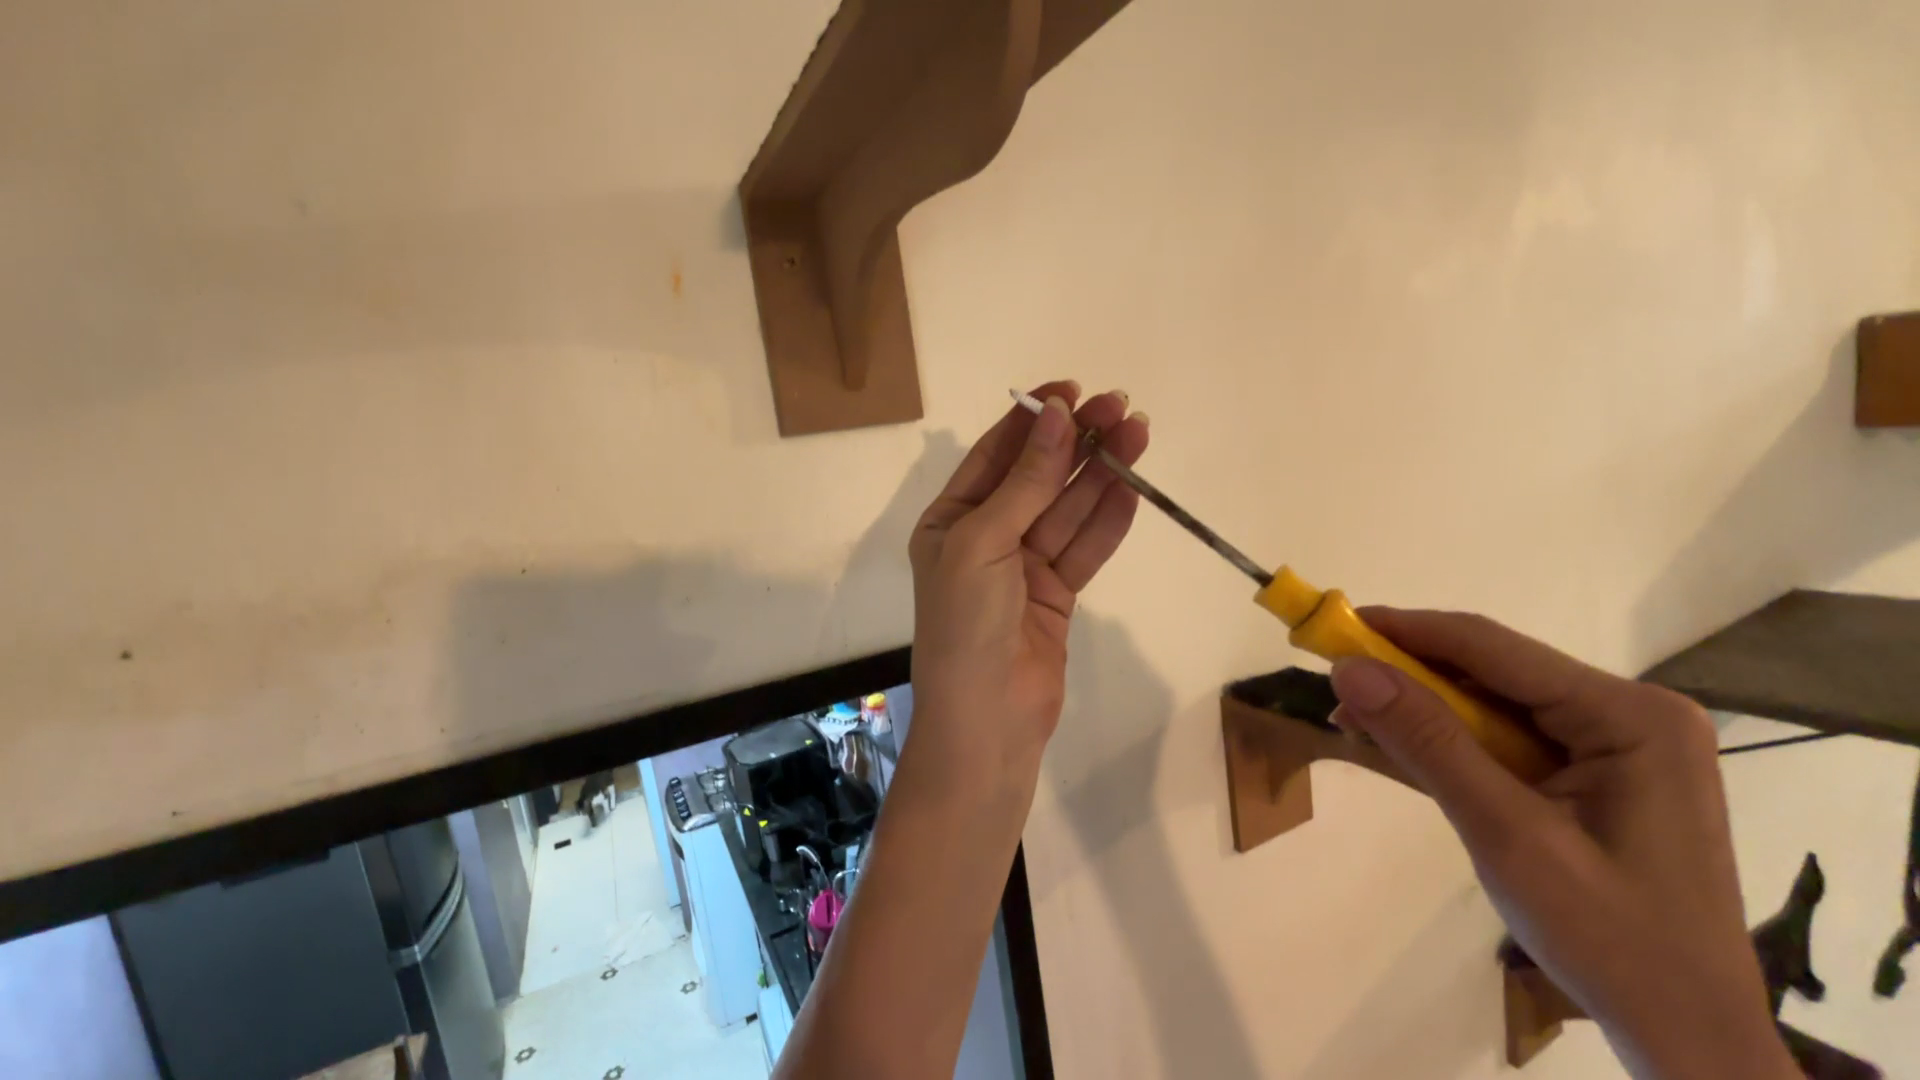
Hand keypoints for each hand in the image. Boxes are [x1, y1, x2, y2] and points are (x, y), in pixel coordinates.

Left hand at [907, 381, 1148, 777]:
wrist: (986, 721)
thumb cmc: (966, 625)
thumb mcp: (984, 544)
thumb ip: (1025, 484)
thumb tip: (1057, 419)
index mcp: (950, 520)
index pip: (995, 457)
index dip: (1033, 422)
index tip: (1072, 391)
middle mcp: (986, 538)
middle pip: (1038, 479)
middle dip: (1078, 444)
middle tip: (1122, 408)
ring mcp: (1023, 568)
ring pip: (1068, 510)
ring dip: (1103, 475)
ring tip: (1140, 435)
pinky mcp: (1057, 596)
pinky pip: (1085, 549)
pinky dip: (1108, 521)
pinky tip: (1134, 489)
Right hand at [1327, 610, 1797, 1079]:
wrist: (1689, 1036)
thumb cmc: (1610, 940)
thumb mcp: (1507, 836)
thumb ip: (1428, 744)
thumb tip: (1349, 669)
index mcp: (1631, 716)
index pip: (1494, 649)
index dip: (1407, 631)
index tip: (1334, 627)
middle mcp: (1634, 713)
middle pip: (1497, 673)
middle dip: (1412, 677)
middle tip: (1338, 688)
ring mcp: (1624, 744)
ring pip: (1500, 705)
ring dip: (1428, 712)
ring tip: (1358, 722)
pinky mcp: (1607, 775)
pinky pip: (1515, 740)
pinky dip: (1458, 744)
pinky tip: (1411, 751)